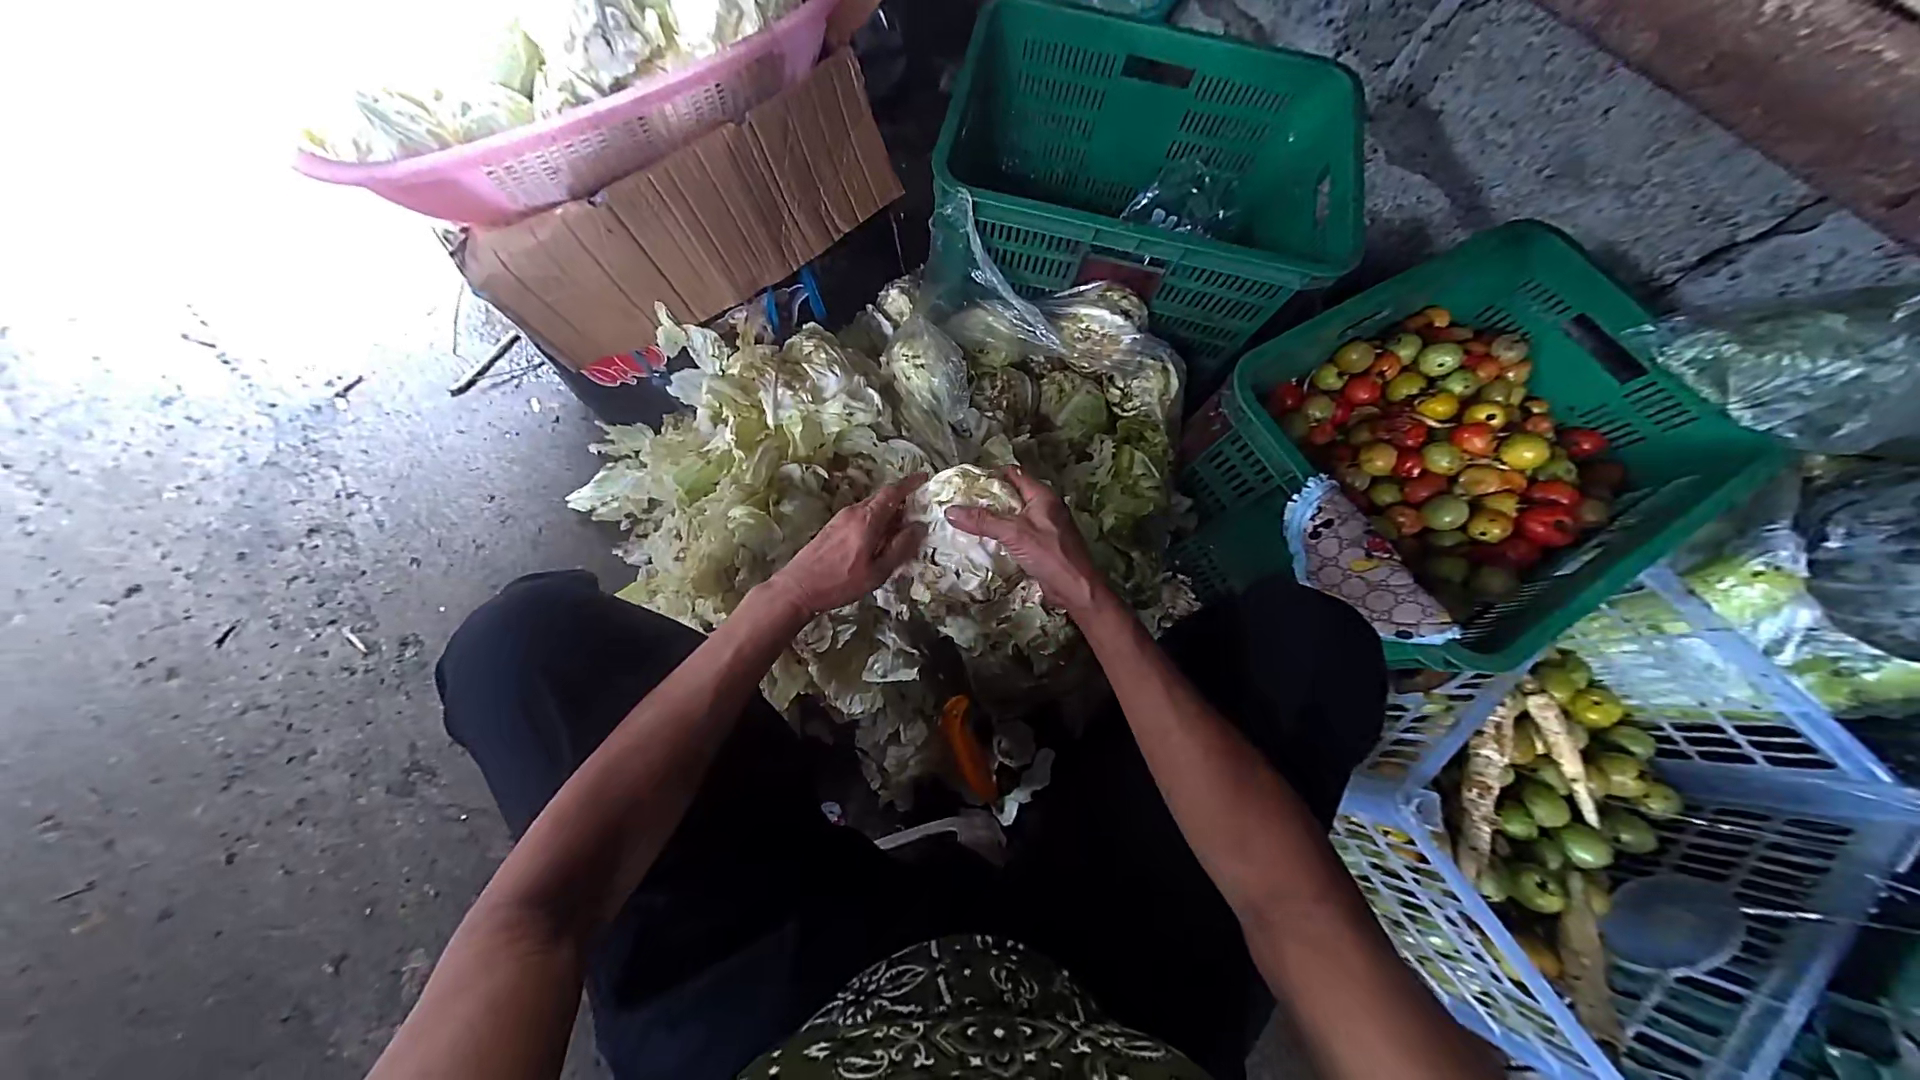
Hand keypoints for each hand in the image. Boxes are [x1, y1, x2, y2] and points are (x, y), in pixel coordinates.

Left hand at [763, 473, 927, 616]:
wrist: (798, 587)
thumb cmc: (841, 582)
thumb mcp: (878, 571)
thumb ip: (900, 548)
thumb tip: (919, 527)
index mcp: (867, 519)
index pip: (892, 492)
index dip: (910, 483)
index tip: (924, 478)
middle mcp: (853, 512)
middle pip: (882, 499)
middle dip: (902, 501)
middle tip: (919, 511)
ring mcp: (841, 518)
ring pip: (871, 508)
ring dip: (888, 513)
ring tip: (902, 529)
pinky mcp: (833, 527)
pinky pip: (861, 516)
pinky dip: (875, 521)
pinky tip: (880, 539)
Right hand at [944, 466, 1110, 617]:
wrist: (1076, 588)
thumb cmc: (1050, 555)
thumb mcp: (1014, 533)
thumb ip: (983, 521)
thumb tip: (951, 511)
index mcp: (1042, 496)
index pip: (1013, 474)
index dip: (991, 475)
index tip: (967, 483)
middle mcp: (1044, 507)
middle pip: (1012, 495)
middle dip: (988, 499)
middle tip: (962, 503)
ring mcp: (1044, 527)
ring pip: (1014, 516)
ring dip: (994, 518)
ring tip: (968, 521)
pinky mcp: (1042, 545)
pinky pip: (1017, 533)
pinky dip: (1002, 534)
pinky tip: (985, 541)